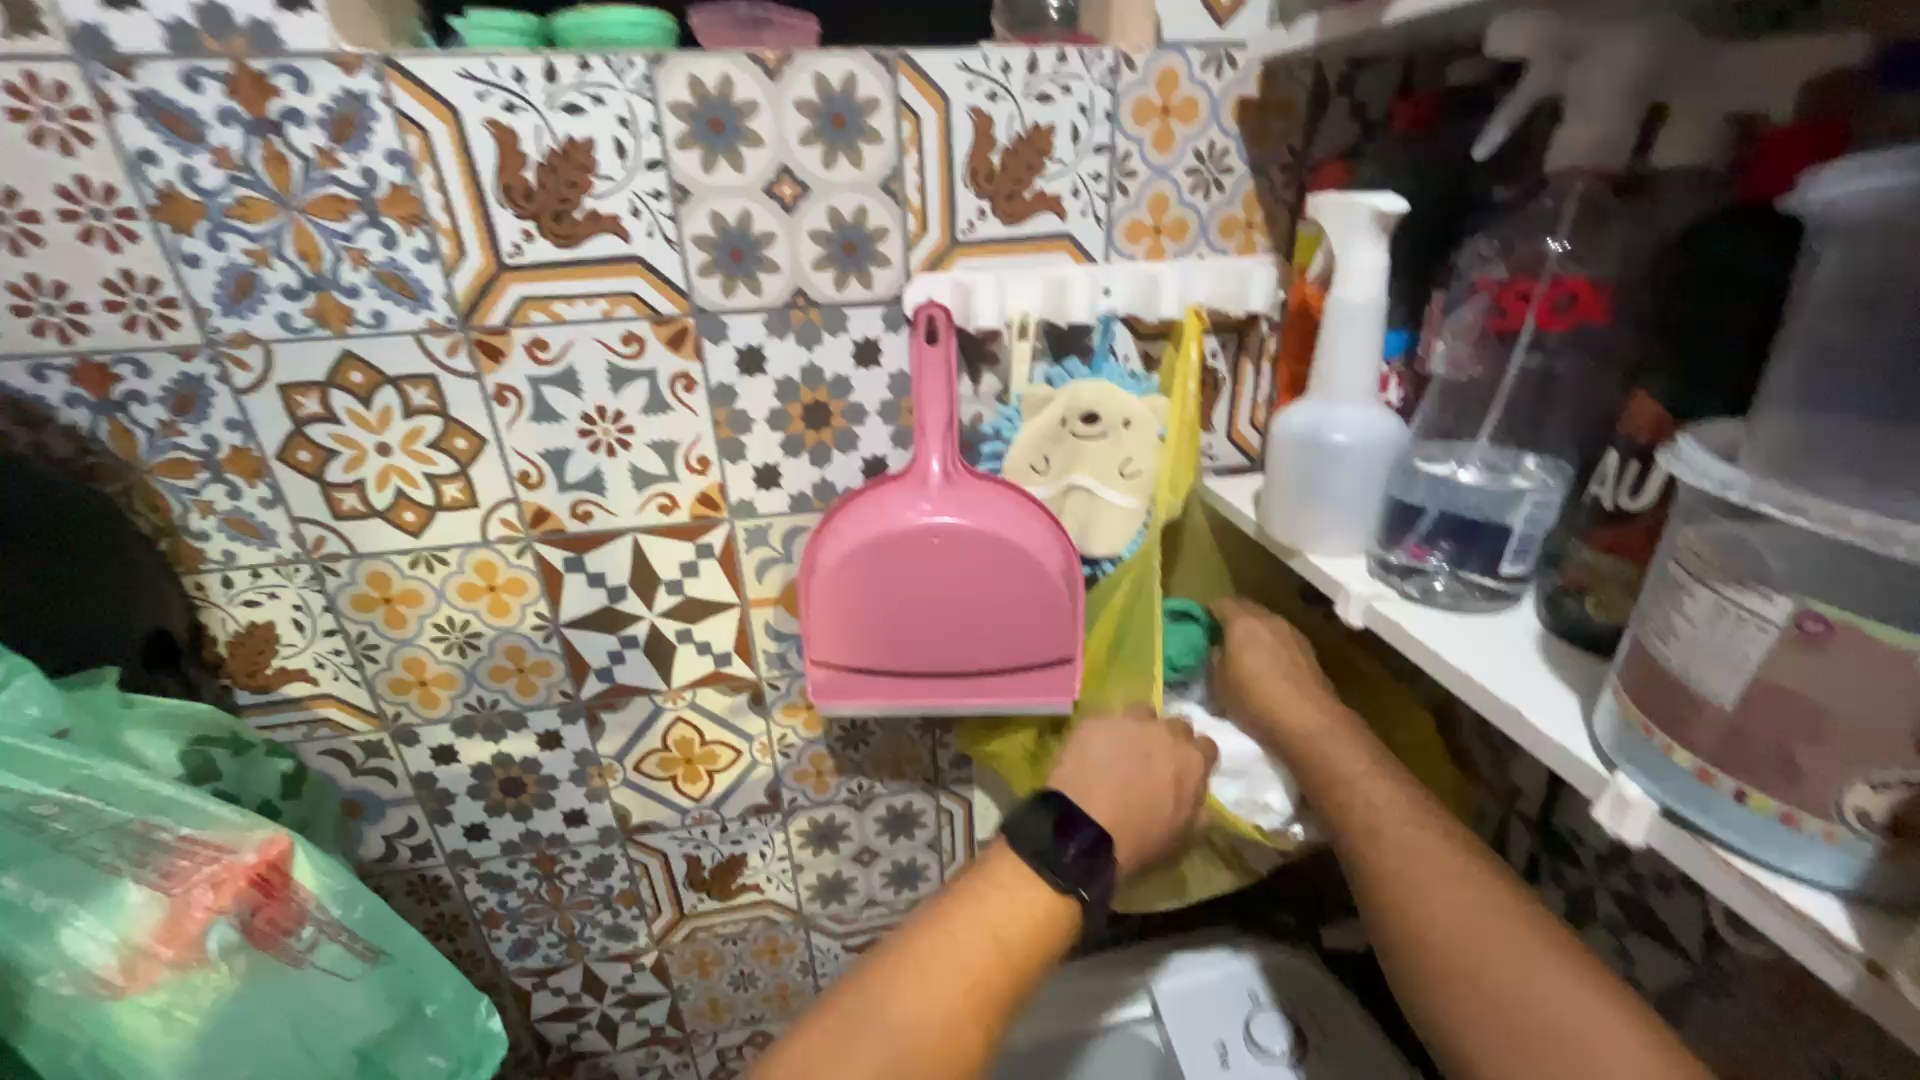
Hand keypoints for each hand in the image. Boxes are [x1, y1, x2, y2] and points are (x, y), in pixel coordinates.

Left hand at [1046, 706, 1216, 878]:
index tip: (1183, 769)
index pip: (1206, 747)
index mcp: (1193, 761)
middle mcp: (1166, 732)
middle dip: (1168, 739)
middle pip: (1176, 725)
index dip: (1195, 757)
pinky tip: (1092, 750)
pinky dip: (1103, 732)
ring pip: (1141, 713)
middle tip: (1152, 759)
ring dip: (1137, 727)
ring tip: (1121, 748)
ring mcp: (1129, 721)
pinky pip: (1105, 720)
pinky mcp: (1096, 720)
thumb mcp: (1183, 838)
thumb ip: (1198, 812)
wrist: (1085, 828)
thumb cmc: (1140, 840)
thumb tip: (1200, 803)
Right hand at [1209, 597, 1342, 746]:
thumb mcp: (1217, 682)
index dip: (1206, 612)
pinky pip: (1280, 639)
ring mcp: (1292, 633)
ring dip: (1253, 633)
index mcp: (1243, 621)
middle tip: (1218, 640)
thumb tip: (1215, 647)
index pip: (1219, 602)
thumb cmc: (1254, 700)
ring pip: (1265, 623)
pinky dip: (1270, 645)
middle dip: (1230, 620)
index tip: (1198, 628)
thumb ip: (1212, 657)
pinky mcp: (1308, 650)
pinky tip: (1267, 667)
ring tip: (1243, 655)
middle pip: (1245, 609)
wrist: (1308, 722)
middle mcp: (1269, 619)